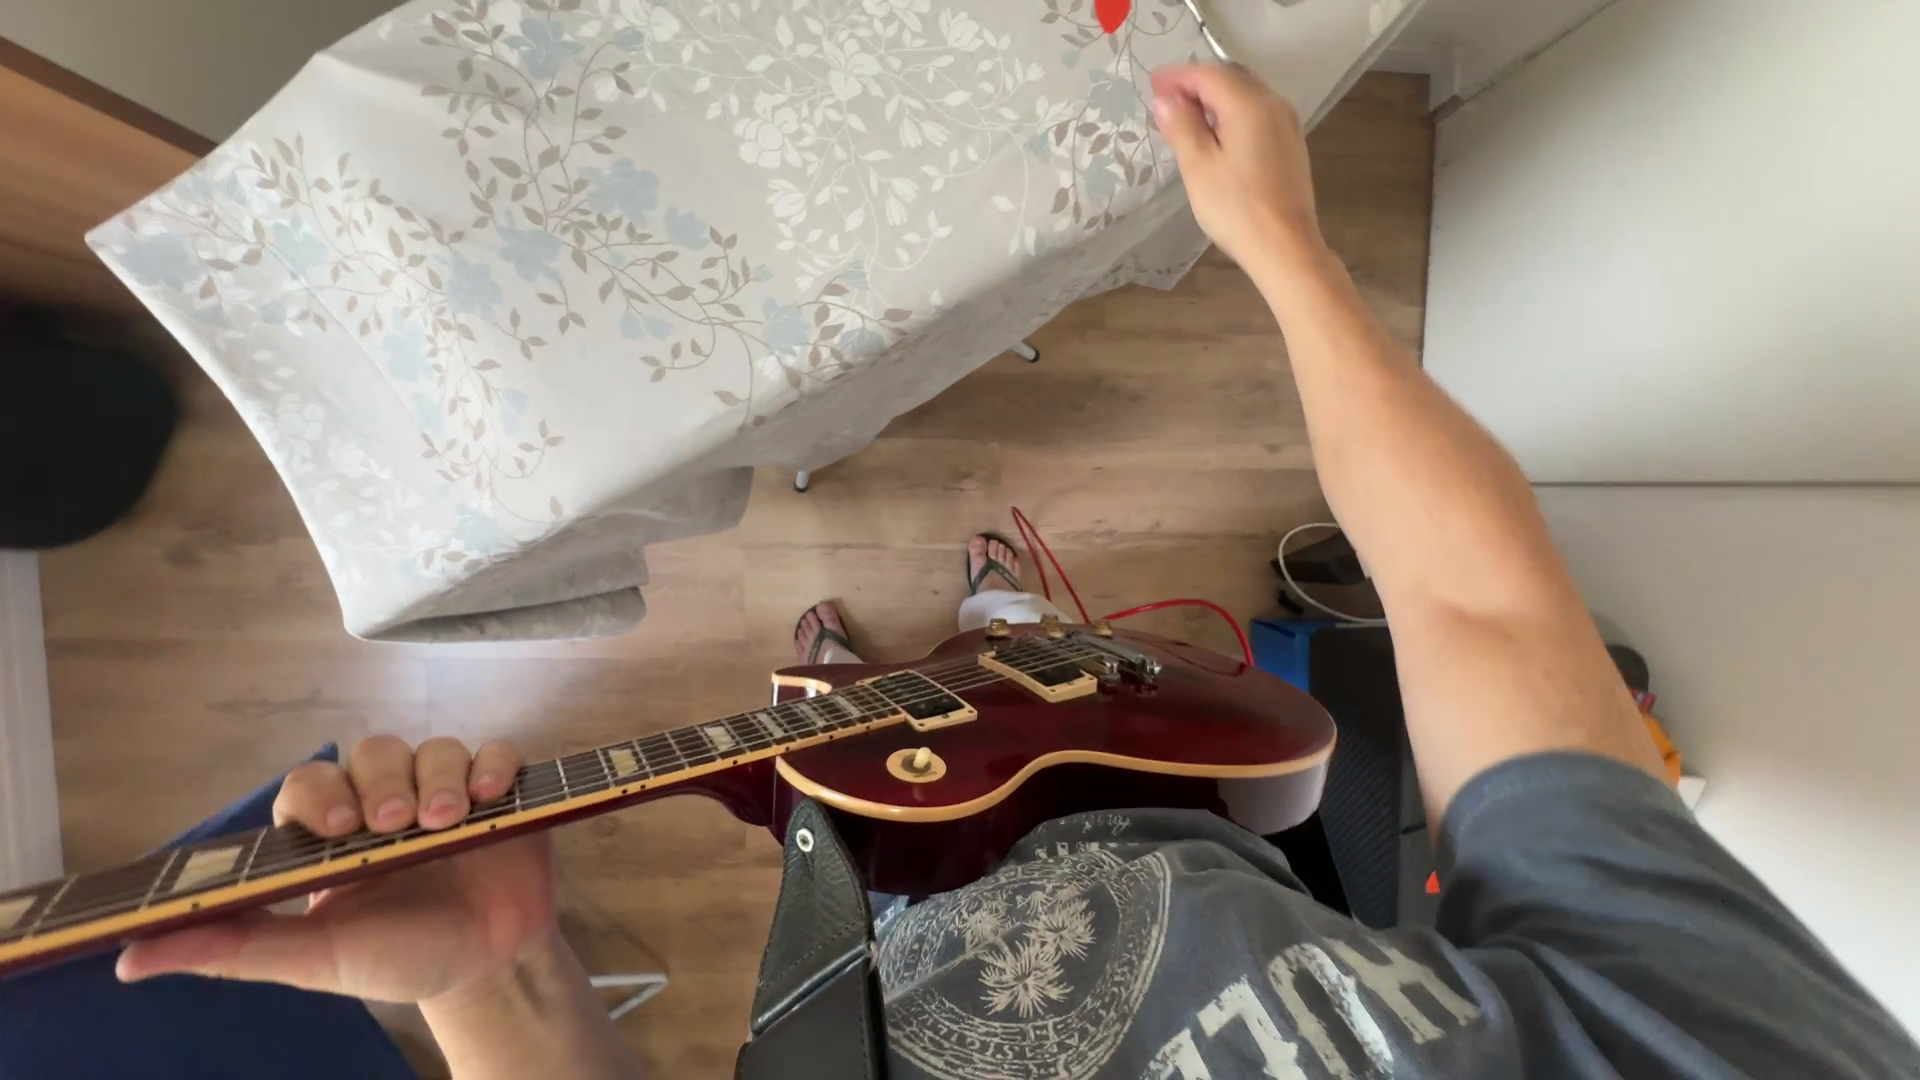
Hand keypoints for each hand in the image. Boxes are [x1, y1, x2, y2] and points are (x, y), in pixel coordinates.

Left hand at [117, 736, 557, 1006]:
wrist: (489, 965)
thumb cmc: (401, 959)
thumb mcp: (317, 959)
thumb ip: (240, 947)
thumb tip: (127, 958)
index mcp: (340, 836)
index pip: (315, 783)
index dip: (323, 793)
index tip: (338, 828)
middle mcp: (394, 801)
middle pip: (379, 752)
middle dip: (386, 781)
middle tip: (395, 826)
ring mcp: (451, 792)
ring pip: (438, 749)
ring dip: (440, 778)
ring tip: (445, 823)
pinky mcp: (503, 792)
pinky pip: (500, 753)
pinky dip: (494, 765)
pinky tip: (489, 795)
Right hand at [1151, 64, 1326, 280]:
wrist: (1283, 246)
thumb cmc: (1236, 209)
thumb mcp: (1199, 168)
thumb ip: (1182, 128)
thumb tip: (1167, 100)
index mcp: (1249, 104)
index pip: (1209, 75)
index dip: (1178, 77)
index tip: (1152, 83)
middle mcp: (1273, 104)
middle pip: (1230, 80)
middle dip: (1196, 85)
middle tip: (1165, 98)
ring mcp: (1286, 124)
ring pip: (1245, 98)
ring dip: (1214, 100)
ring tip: (1186, 116)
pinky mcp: (1289, 146)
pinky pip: (1256, 116)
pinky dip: (1232, 116)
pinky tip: (1217, 134)